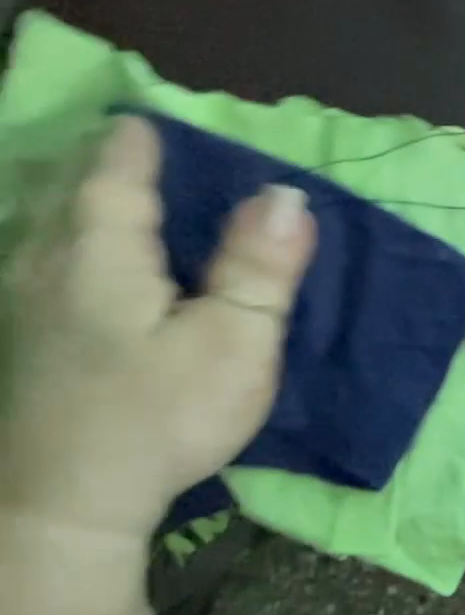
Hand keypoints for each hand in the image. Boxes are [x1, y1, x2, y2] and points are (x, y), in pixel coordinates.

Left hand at [0, 115, 315, 541]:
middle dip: (96, 168)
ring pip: (43, 231)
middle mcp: (50, 267)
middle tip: (126, 151)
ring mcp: (29, 308)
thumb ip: (259, 269)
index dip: (137, 152)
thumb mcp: (236, 340)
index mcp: (103, 258)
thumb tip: (285, 195)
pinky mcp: (31, 346)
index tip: (149, 122)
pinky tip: (76, 265)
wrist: (73, 491)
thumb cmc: (166, 410)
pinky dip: (64, 243)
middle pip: (65, 198)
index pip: (116, 183)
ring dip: (72, 203)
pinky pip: (43, 266)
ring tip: (101, 194)